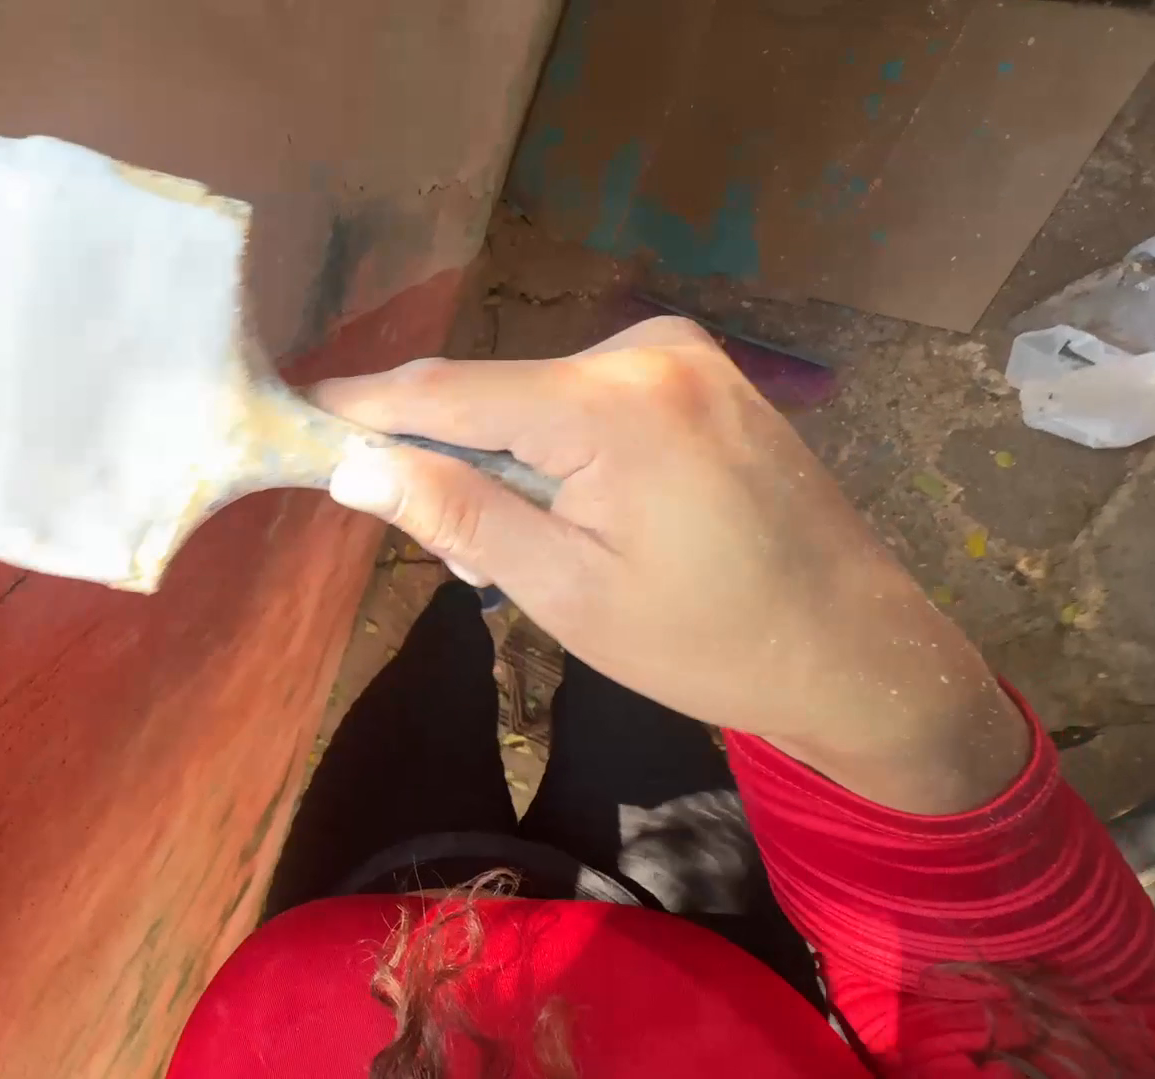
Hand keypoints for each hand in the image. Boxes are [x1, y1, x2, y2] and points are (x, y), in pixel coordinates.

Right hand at [314, 317, 1027, 814]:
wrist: (858, 653)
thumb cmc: (703, 641)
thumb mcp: (561, 590)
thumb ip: (454, 513)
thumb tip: (351, 466)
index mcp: (613, 404)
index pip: (446, 392)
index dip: (361, 403)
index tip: (296, 412)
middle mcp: (644, 349)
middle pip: (485, 392)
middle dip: (434, 452)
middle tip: (431, 537)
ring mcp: (674, 353)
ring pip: (524, 397)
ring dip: (490, 459)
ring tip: (519, 546)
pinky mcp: (687, 372)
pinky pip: (570, 399)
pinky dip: (538, 448)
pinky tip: (566, 510)